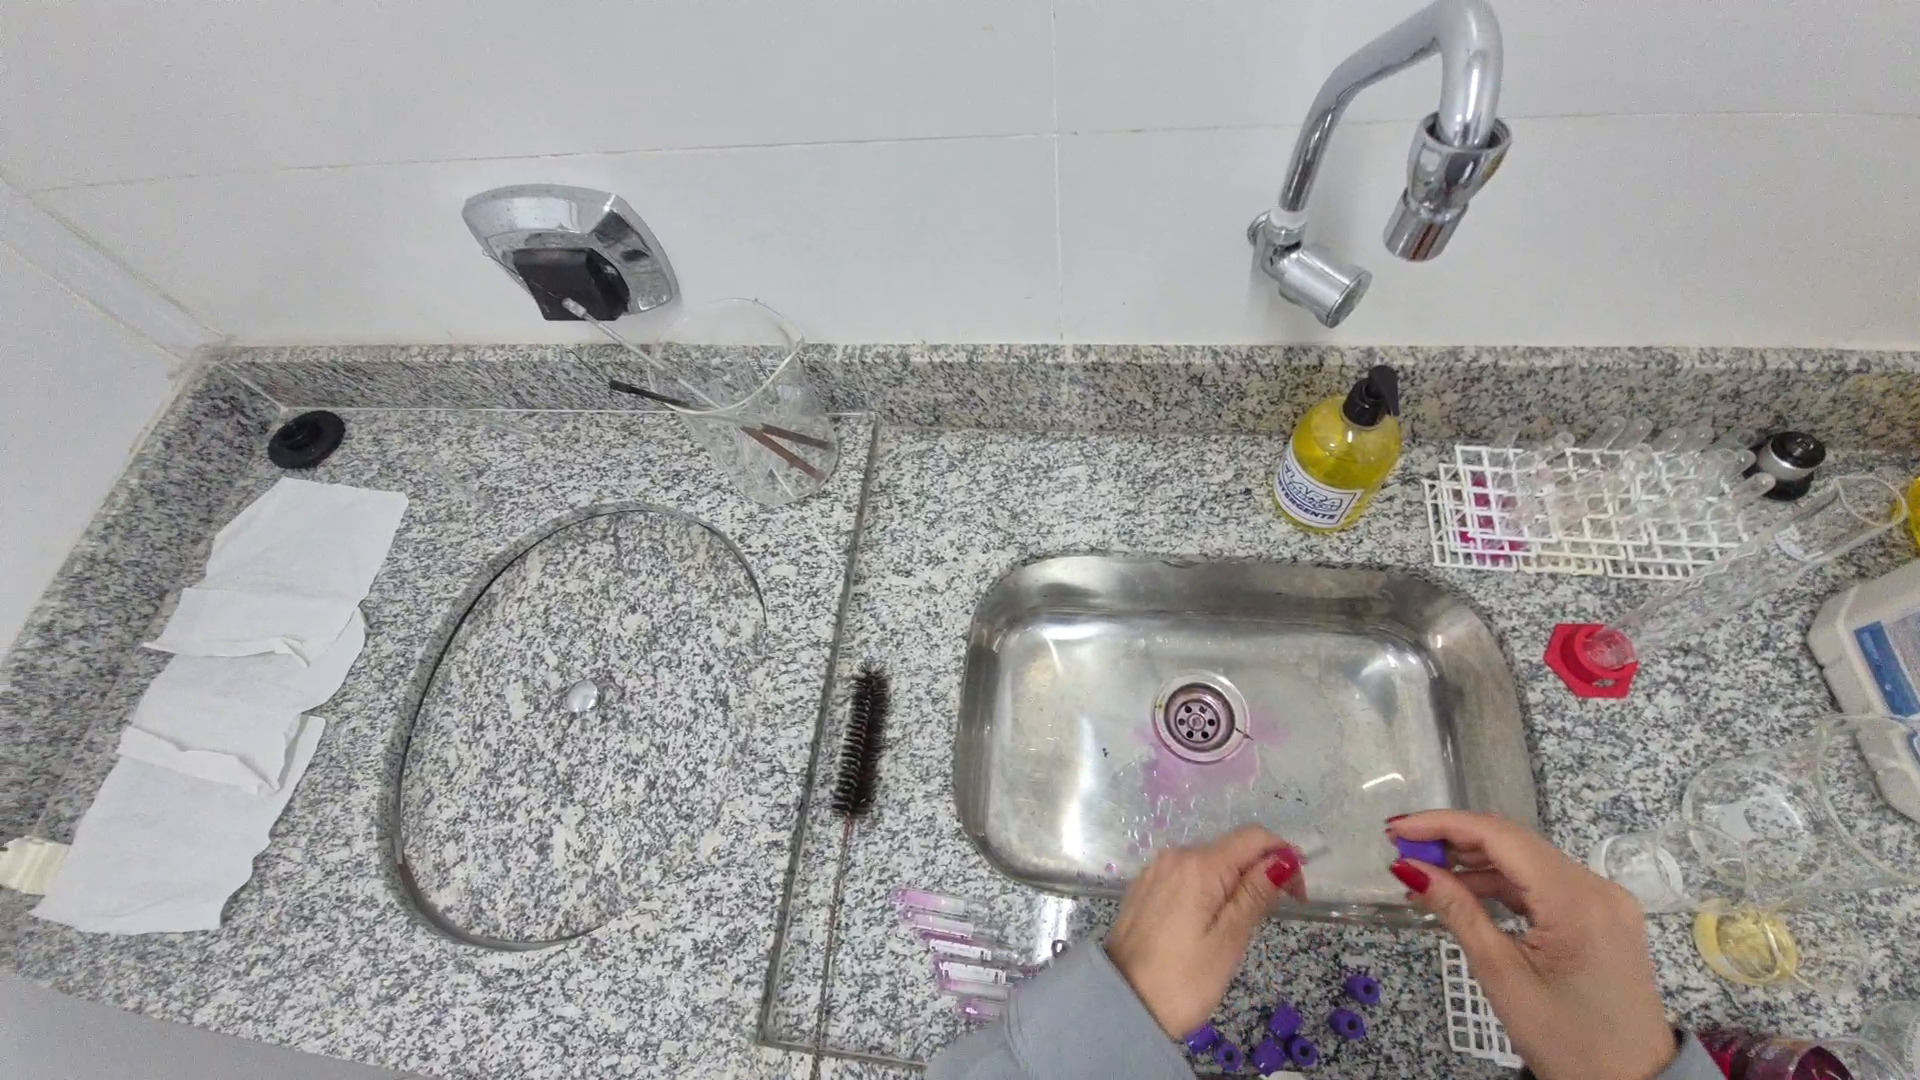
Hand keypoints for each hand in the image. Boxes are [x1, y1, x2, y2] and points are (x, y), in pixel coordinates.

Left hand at [1103, 826, 1304, 1037]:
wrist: (1122, 1000)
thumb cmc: (1182, 979)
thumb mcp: (1228, 940)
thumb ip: (1255, 894)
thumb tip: (1283, 858)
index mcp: (1198, 864)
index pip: (1253, 836)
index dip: (1283, 855)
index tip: (1299, 893)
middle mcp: (1175, 855)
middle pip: (1231, 848)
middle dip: (1260, 872)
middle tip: (1271, 917)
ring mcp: (1156, 869)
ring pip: (1210, 862)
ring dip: (1234, 882)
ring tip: (1239, 927)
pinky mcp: (1146, 886)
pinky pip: (1188, 875)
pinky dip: (1209, 889)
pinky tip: (1209, 923)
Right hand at [1387, 811, 1675, 1079]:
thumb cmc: (1567, 1039)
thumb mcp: (1501, 973)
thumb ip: (1456, 909)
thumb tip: (1406, 866)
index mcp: (1578, 899)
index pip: (1499, 836)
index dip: (1441, 824)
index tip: (1395, 830)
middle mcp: (1597, 887)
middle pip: (1511, 841)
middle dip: (1451, 839)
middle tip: (1401, 849)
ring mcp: (1602, 900)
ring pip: (1522, 859)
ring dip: (1470, 860)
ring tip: (1423, 874)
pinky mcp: (1598, 915)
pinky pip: (1538, 881)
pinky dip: (1496, 881)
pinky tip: (1460, 891)